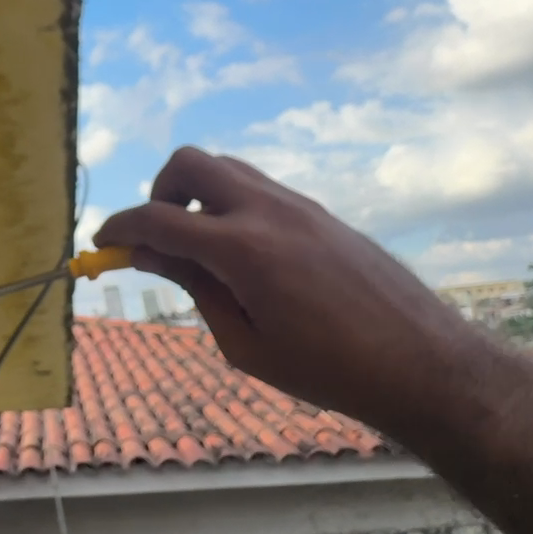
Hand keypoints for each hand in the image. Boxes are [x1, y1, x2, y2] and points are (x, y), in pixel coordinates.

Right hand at [95, 146, 485, 434]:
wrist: (430, 366)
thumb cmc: (329, 370)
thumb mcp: (245, 343)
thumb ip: (194, 287)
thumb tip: (150, 253)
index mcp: (242, 249)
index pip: (157, 219)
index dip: (120, 228)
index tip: (102, 241)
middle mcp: (265, 210)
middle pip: (188, 163)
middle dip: (159, 192)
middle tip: (163, 236)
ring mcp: (295, 204)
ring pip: (223, 167)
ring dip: (197, 193)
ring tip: (204, 244)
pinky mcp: (317, 210)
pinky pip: (256, 186)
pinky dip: (230, 203)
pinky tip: (246, 251)